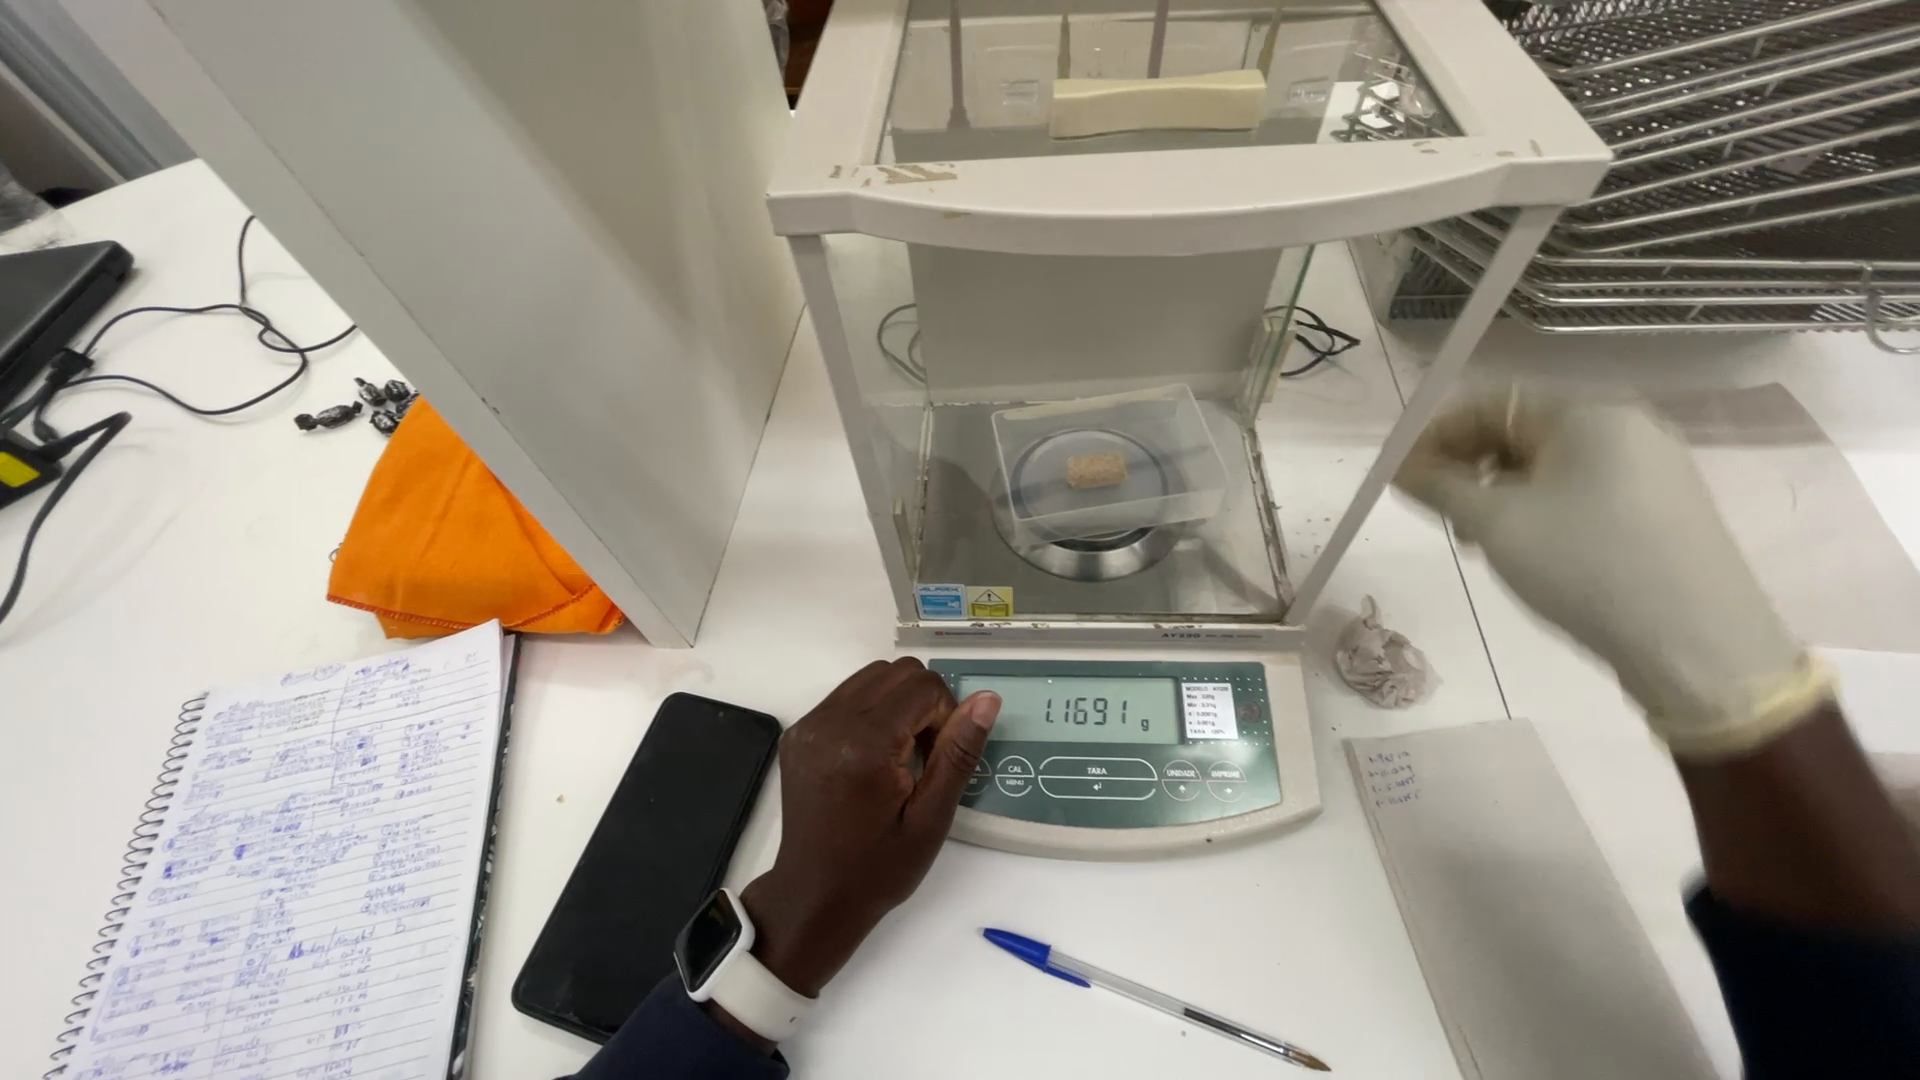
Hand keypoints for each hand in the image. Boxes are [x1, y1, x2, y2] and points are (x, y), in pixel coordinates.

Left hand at [739, 659, 999, 997]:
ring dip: (898, 703)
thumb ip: (958, 752)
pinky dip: (871, 710)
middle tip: (922, 757)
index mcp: (864, 745)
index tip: (937, 760)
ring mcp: (810, 724)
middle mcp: (830, 722)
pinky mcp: (799, 731)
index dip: (945, 715)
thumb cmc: (878, 868)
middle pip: (898, 671)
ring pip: (872, 675)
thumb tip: (987, 699)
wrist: (814, 897)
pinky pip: (847, 694)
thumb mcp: (931, 817)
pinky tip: (873, 755)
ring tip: (898, 754)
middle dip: (923, 704)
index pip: (924, 686)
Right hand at [1393, 395, 1829, 759]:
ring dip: (1496, 491)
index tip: (1403, 475)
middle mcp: (1625, 428)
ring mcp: (1650, 469)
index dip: (1437, 433)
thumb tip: (1399, 469)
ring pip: (1547, 465)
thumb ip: (1437, 486)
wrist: (1697, 645)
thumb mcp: (1494, 523)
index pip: (1491, 402)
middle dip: (1466, 464)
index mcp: (1588, 415)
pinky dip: (1536, 508)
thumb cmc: (1584, 566)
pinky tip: (1522, 549)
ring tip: (1476, 537)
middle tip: (1436, 509)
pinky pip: (1579, 490)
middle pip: (1519, 430)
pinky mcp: (1660, 508)